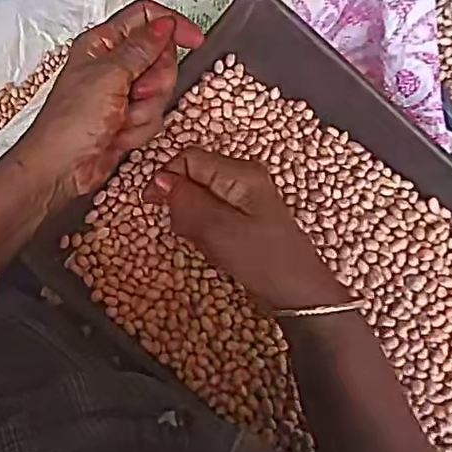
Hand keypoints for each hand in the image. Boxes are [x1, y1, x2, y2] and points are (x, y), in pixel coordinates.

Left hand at [18, 0, 204, 199]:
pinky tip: (118, 136)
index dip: (172, 26)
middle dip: (155, 81)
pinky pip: (154, 117)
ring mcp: (122, 94)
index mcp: (103, 43)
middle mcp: (114, 65)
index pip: (146, 18)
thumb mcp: (109, 75)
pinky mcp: (128, 119)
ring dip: (144, 110)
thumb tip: (165, 24)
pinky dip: (139, 129)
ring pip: (161, 91)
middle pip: (161, 58)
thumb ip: (142, 48)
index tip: (193, 40)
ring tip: (120, 119)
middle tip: (135, 92)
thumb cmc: (71, 121)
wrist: (62, 168)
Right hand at [142, 148, 352, 311]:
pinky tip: (213, 248)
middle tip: (188, 231)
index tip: (152, 204)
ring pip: (198, 198)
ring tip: (206, 243)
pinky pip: (209, 215)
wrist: (299, 294)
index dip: (166, 177)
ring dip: (191, 220)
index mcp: (240, 173)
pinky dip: (202, 230)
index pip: (188, 158)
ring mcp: (243, 198)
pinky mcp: (242, 218)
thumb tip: (159, 180)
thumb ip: (187, 202)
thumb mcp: (219, 231)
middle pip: (192, 176)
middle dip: (180, 203)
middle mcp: (243, 178)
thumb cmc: (264, 261)